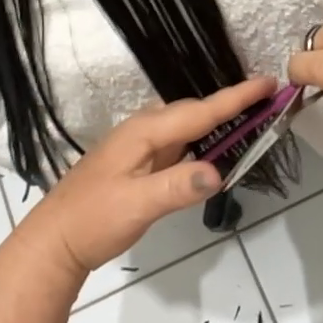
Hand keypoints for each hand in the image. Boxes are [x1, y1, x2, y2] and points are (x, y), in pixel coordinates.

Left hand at [17, 78, 276, 274]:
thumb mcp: (137, 205)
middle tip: (266, 101)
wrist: (55, 241)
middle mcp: (142, 131)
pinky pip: (177, 143)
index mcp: (144, 133)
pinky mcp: (138, 164)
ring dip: (216, 120)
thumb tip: (219, 171)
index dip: (235, 98)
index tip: (268, 82)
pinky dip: (200, 139)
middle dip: (230, 104)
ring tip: (248, 118)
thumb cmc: (93, 220)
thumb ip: (176, 187)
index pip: (199, 111)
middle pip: (193, 111)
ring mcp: (138, 147)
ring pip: (185, 126)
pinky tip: (211, 149)